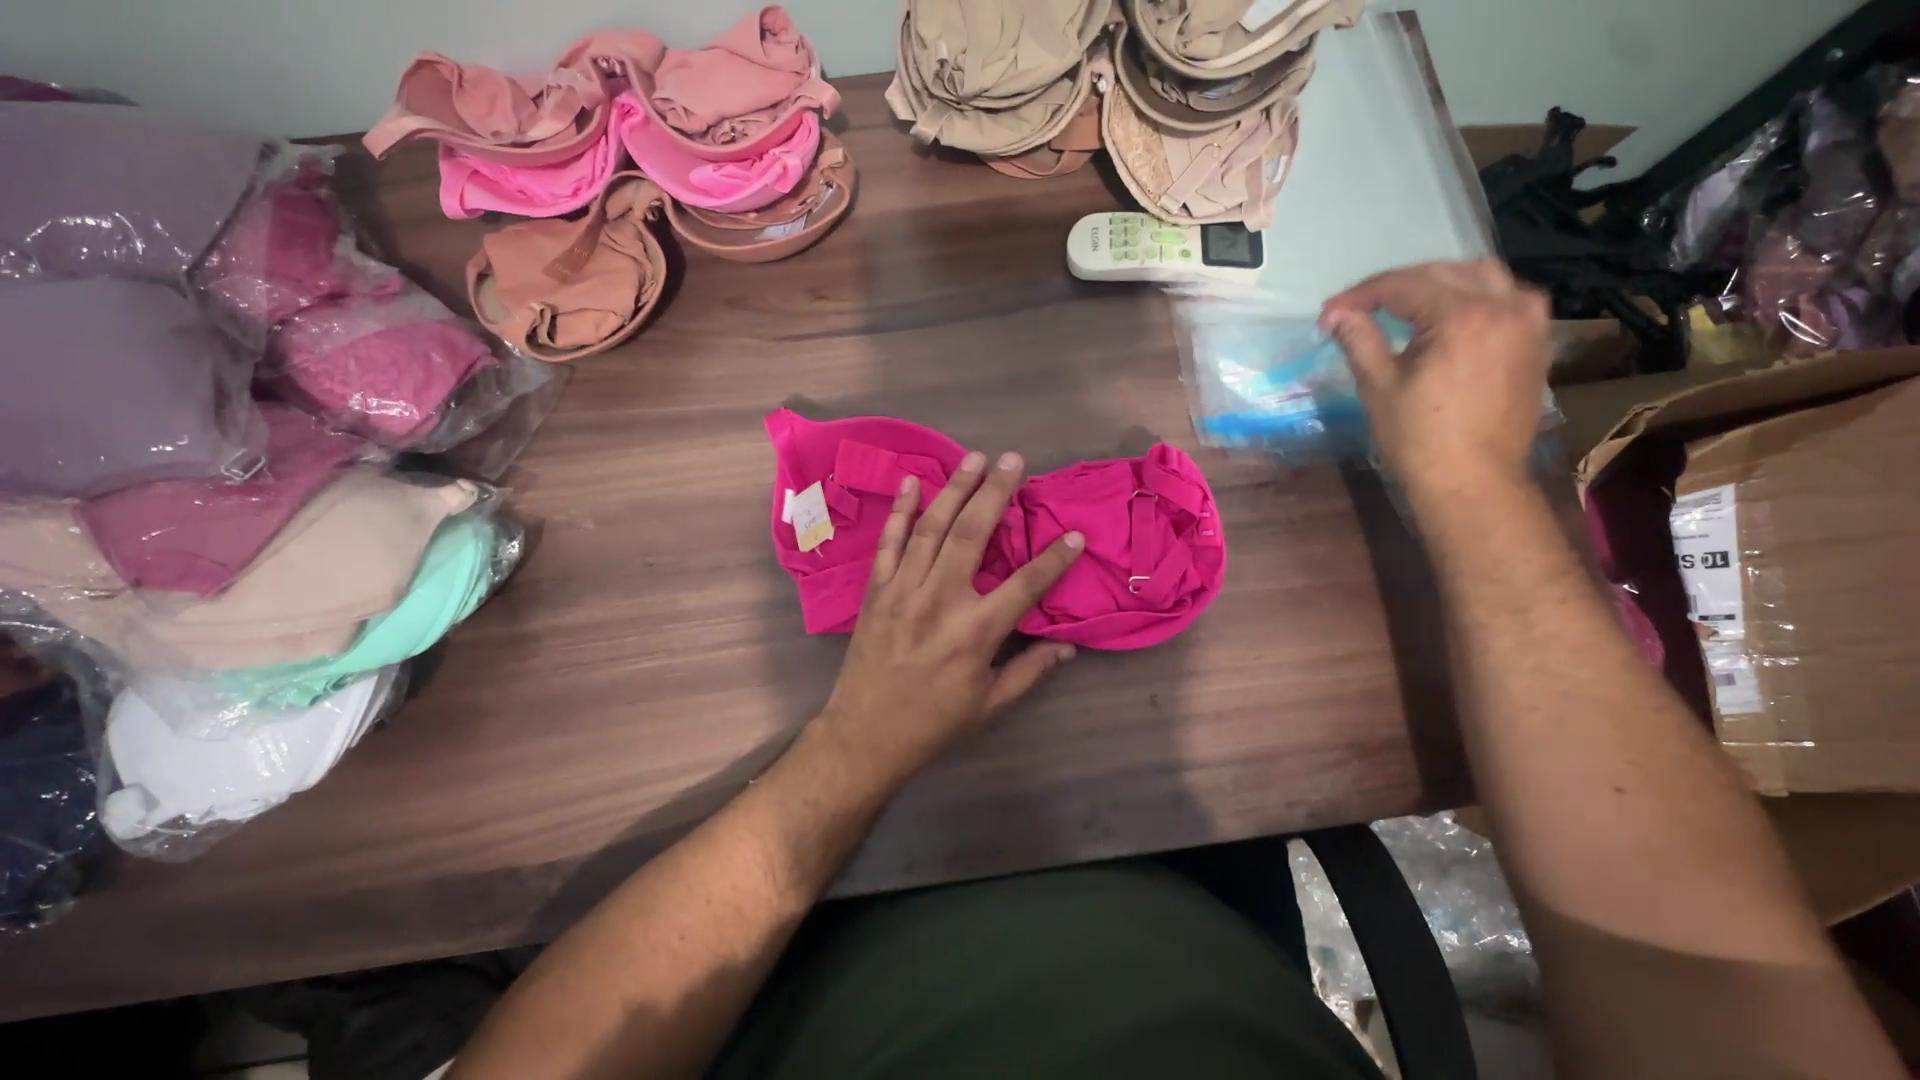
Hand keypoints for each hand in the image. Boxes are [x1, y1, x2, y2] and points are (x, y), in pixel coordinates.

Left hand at [814, 450, 1083, 780]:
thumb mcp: (990, 705)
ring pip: (932, 528)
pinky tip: (912, 483)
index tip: (1076, 535)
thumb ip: (1030, 671)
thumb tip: (1068, 647)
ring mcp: (904, 591)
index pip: (1026, 584)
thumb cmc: (934, 723)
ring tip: (974, 457)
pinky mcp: (877, 591)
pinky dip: (900, 511)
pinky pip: (890, 543)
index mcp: (976, 632)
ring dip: (954, 489)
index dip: (1055, 558)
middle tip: (1013, 460)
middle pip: (972, 534)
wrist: (865, 735)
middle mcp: (941, 601)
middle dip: (995, 492)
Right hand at [1320, 259, 1550, 498]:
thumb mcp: (1379, 387)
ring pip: (1480, 276)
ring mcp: (1527, 321)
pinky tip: (1447, 316)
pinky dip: (1472, 296)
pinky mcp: (1535, 339)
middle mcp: (1503, 306)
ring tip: (1403, 305)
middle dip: (1396, 286)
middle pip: (1442, 272)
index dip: (1361, 295)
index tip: (1330, 313)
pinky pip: (1505, 297)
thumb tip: (1335, 314)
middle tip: (1358, 308)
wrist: (1475, 482)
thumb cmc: (1419, 440)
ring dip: (1437, 283)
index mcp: (1462, 316)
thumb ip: (1358, 339)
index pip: (1403, 285)